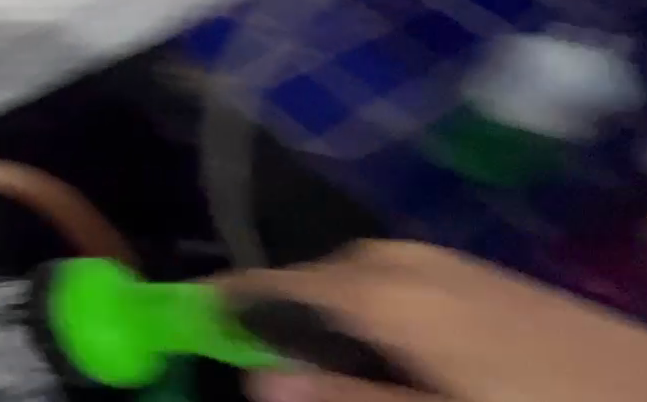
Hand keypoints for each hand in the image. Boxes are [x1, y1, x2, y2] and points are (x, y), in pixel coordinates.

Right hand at [221, 241, 646, 401]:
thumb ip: (347, 401)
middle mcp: (385, 258)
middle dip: (278, 330)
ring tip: (352, 381)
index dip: (215, 309)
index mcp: (373, 292)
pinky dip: (364, 320)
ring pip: (338, 289)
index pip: (258, 288)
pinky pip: (380, 286)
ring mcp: (426, 259)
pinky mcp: (460, 270)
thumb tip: (254, 383)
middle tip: (287, 382)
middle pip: (296, 288)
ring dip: (323, 328)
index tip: (186, 332)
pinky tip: (403, 365)